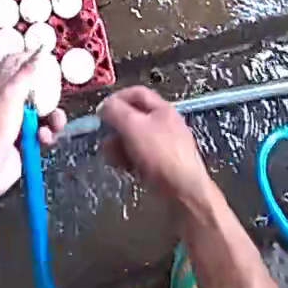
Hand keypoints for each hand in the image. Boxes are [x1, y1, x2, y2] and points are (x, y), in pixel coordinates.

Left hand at [0, 52, 67, 196]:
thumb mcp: (8, 98)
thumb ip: (23, 76)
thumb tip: (37, 53)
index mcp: (2, 89)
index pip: (13, 66)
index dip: (27, 58)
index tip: (44, 56)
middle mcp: (10, 104)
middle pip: (33, 90)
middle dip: (48, 92)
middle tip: (57, 93)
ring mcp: (18, 124)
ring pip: (43, 114)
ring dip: (53, 117)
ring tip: (57, 122)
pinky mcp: (25, 143)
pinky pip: (43, 134)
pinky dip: (48, 135)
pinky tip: (45, 139)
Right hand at [98, 87, 211, 208]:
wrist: (185, 194)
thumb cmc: (160, 155)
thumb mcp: (133, 126)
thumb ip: (115, 111)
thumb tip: (104, 106)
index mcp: (162, 109)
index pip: (136, 93)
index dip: (117, 98)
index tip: (102, 111)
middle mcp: (166, 125)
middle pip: (134, 118)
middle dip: (116, 127)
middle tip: (104, 138)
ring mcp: (166, 147)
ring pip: (136, 140)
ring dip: (120, 146)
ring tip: (111, 157)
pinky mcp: (165, 167)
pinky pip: (142, 157)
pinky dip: (130, 160)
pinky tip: (123, 168)